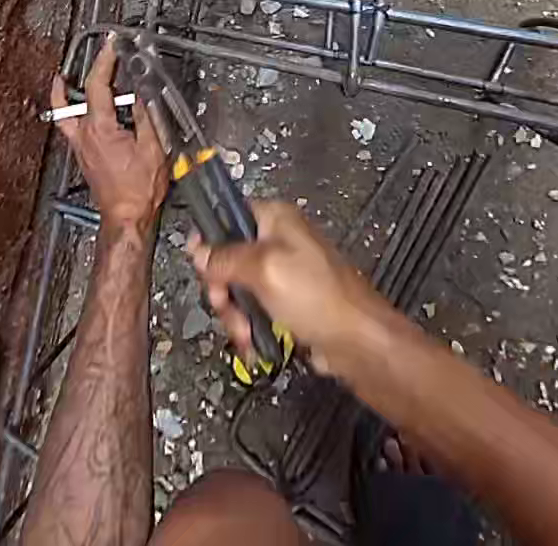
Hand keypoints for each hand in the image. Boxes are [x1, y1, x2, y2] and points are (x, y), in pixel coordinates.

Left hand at [50, 40, 167, 230]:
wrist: (126, 216)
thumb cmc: (137, 191)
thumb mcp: (153, 148)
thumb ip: (146, 116)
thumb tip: (142, 93)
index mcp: (100, 129)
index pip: (98, 84)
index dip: (104, 60)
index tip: (111, 45)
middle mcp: (84, 135)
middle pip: (81, 92)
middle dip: (94, 70)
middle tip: (106, 55)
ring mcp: (79, 144)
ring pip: (66, 110)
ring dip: (68, 89)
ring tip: (70, 75)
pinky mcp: (82, 152)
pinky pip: (68, 124)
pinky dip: (67, 109)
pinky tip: (75, 105)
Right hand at [188, 200, 393, 375]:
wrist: (358, 343)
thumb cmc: (319, 297)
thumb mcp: (263, 269)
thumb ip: (225, 257)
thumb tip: (198, 250)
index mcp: (274, 218)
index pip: (227, 215)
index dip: (210, 240)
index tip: (202, 267)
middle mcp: (277, 239)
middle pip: (227, 256)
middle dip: (222, 288)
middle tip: (225, 305)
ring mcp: (281, 271)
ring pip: (237, 286)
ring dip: (234, 313)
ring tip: (244, 332)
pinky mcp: (286, 300)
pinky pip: (253, 307)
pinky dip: (248, 324)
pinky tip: (252, 341)